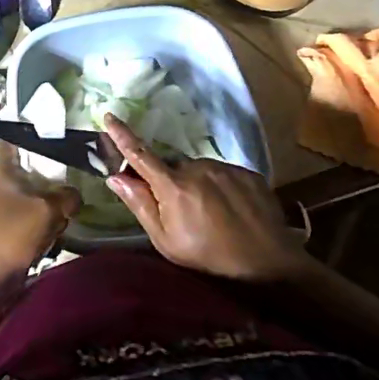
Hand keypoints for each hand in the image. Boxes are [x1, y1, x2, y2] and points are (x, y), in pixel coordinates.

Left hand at [0, 140, 81, 278]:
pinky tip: (50, 239)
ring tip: (58, 222)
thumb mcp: (47, 208)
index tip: (56, 132)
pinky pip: (35, 218)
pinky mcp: (10, 228)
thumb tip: (74, 195)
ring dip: (51, 210)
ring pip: (38, 197)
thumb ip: (67, 196)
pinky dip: (45, 226)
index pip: (14, 138)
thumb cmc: (12, 232)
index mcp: (4, 169)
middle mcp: (2, 184)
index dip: (32, 132)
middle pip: (34, 171)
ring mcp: (5, 207)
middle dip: (53, 182)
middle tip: (68, 190)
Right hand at [102, 115, 313, 282]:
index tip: (108, 116)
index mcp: (173, 186)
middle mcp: (198, 168)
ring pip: (198, 170)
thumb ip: (140, 205)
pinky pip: (222, 173)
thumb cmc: (210, 258)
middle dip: (169, 182)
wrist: (270, 264)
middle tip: (180, 211)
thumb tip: (115, 178)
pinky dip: (219, 187)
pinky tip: (229, 210)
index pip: (140, 154)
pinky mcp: (247, 173)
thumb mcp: (166, 241)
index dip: (122, 135)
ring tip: (210, 215)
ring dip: (196, 185)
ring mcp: (225, 168)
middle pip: (172, 167)